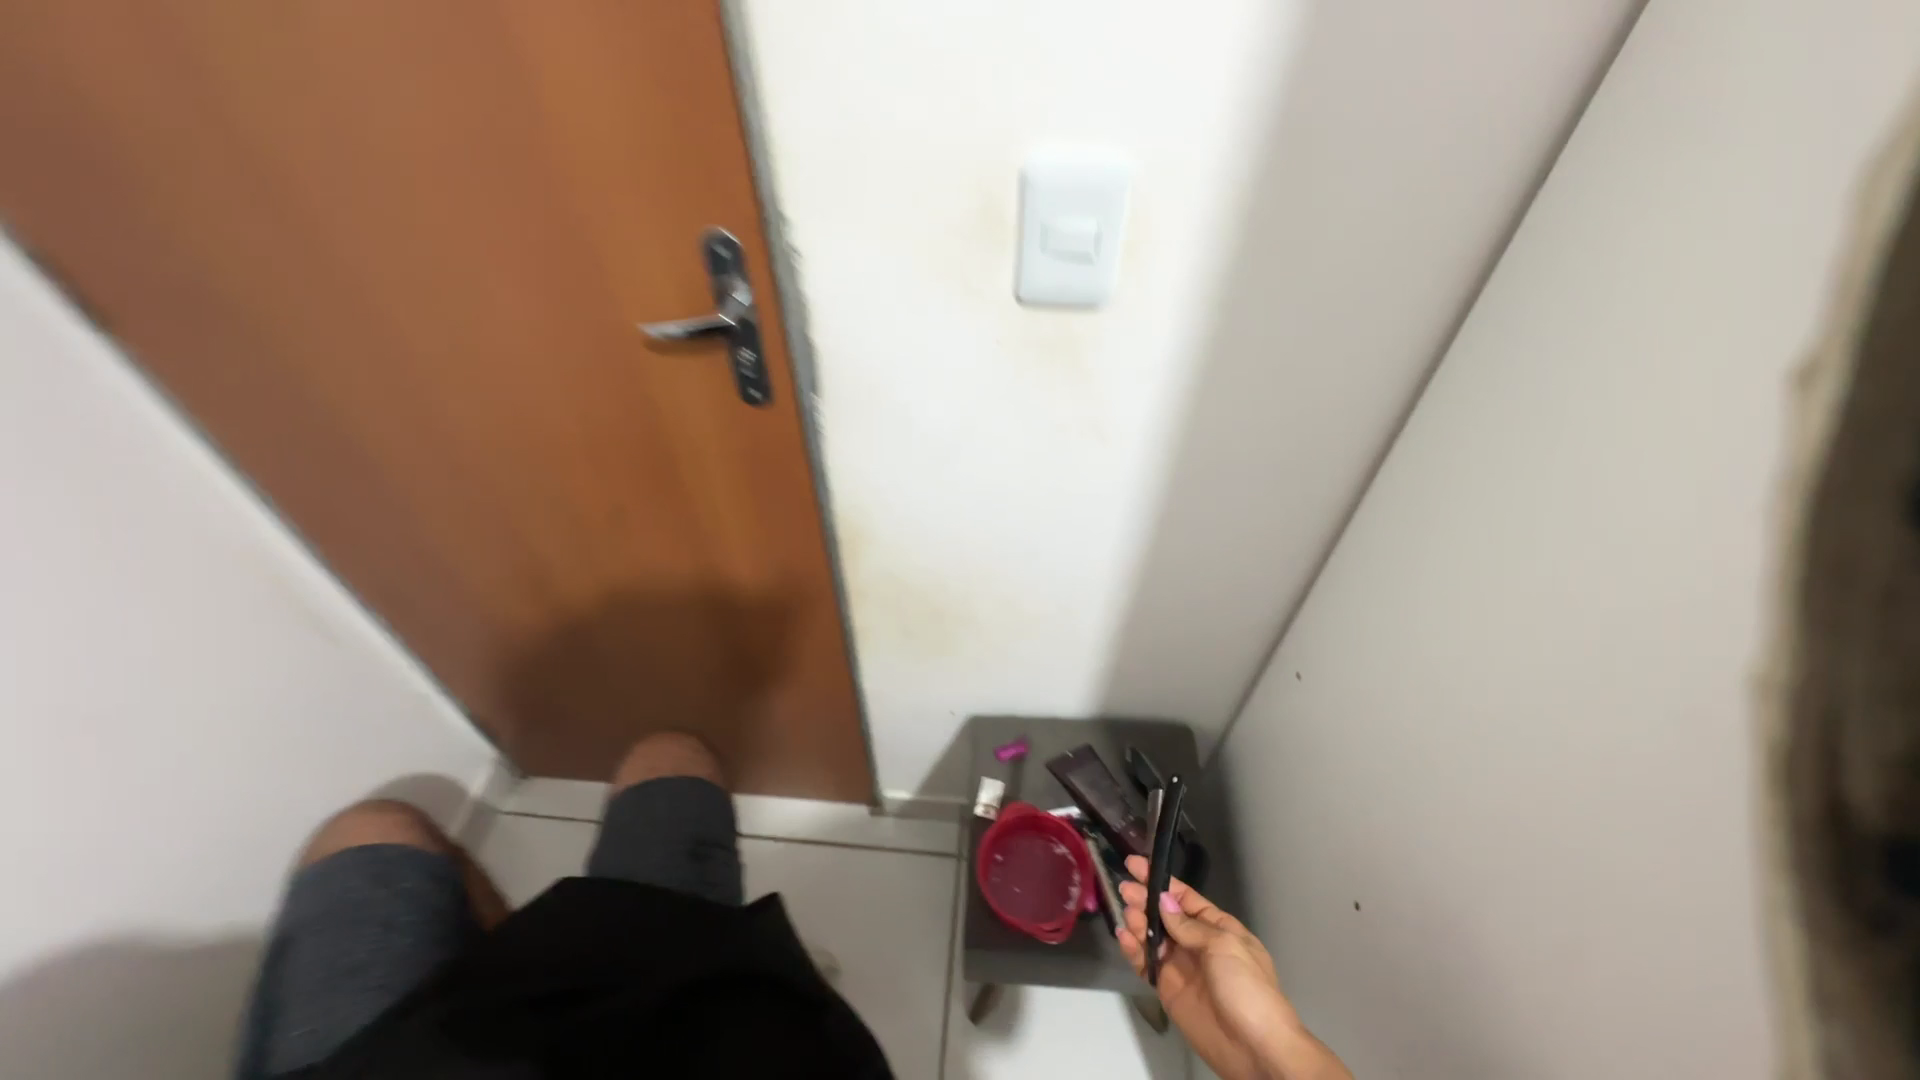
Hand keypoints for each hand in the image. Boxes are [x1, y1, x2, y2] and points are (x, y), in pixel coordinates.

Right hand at [1115, 856, 1350, 1079]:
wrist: (1256, 1047)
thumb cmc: (1247, 987)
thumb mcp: (1223, 946)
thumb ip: (1188, 926)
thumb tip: (1163, 902)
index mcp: (1218, 928)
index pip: (1184, 898)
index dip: (1161, 881)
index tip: (1135, 865)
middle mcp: (1197, 944)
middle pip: (1165, 915)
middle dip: (1145, 899)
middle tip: (1125, 889)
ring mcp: (1181, 966)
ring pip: (1153, 937)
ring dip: (1138, 922)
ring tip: (1127, 914)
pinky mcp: (1168, 989)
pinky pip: (1146, 964)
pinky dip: (1133, 950)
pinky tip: (1123, 937)